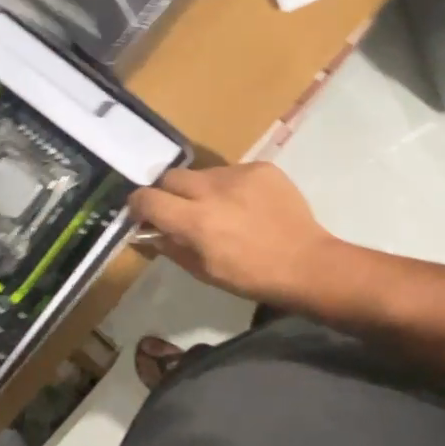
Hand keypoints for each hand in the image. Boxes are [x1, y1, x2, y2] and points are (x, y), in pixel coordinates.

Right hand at [128, 164, 339, 307]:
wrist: (306, 263)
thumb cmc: (251, 277)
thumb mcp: (204, 272)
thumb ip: (171, 247)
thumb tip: (149, 231)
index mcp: (196, 221)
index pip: (148, 199)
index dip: (138, 205)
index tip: (142, 213)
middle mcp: (213, 190)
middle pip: (170, 177)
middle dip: (168, 193)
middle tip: (179, 210)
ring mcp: (239, 174)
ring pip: (202, 173)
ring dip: (201, 189)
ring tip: (220, 209)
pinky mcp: (261, 168)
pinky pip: (232, 171)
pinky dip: (231, 187)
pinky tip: (246, 205)